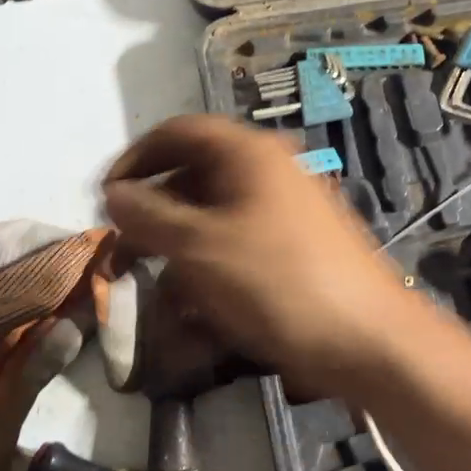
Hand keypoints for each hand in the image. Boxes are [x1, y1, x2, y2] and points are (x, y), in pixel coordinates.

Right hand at [101, 115, 436, 396]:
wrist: (367, 338)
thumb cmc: (278, 282)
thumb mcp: (201, 248)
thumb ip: (149, 216)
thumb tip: (112, 193)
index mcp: (249, 153)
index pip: (178, 132)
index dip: (134, 159)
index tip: (103, 200)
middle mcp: (269, 172)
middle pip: (194, 179)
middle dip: (153, 219)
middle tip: (122, 259)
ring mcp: (286, 212)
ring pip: (213, 222)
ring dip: (179, 256)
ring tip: (160, 299)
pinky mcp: (295, 252)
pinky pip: (238, 251)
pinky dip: (211, 274)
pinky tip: (197, 315)